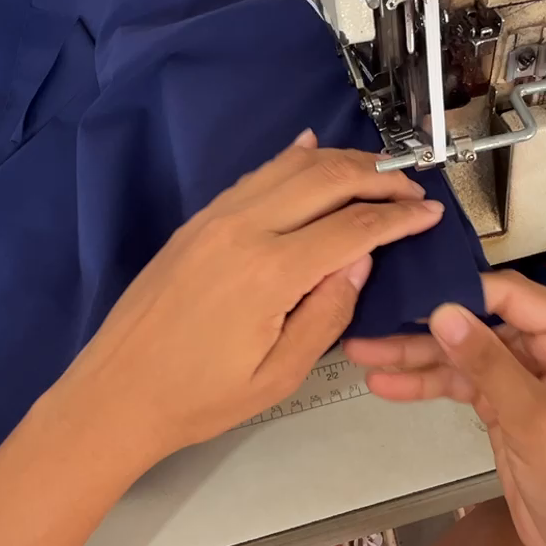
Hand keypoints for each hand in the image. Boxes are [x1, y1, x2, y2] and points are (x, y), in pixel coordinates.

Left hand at [56, 132, 444, 463]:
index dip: (400, 216)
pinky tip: (310, 147)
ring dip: (341, 161)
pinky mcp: (199, 218)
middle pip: (327, 178)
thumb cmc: (200, 397)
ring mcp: (216, 216)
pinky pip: (256, 174)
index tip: (431, 213)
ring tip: (378, 171)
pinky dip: (291, 158)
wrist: (115, 393)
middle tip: (412, 188)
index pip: (355, 226)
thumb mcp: (280, 376)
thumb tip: (362, 260)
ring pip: (291, 166)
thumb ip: (329, 312)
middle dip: (379, 177)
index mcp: (271, 271)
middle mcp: (245, 227)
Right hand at [345, 271, 545, 545]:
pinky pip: (460, 382)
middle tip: (373, 320)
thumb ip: (486, 362)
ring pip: (463, 352)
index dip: (463, 290)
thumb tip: (441, 310)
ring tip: (362, 352)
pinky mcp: (503, 402)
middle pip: (481, 322)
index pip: (513, 297)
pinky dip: (425, 384)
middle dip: (427, 327)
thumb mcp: (534, 418)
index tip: (411, 291)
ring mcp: (525, 374)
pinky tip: (385, 383)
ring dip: (416, 356)